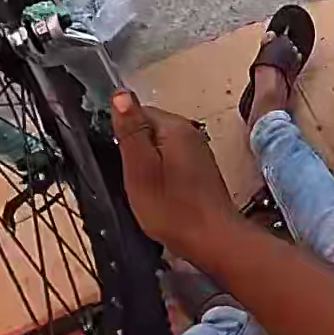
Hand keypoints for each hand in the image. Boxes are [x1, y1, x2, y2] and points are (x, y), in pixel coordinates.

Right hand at [109, 90, 240, 258]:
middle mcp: (190, 133)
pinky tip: (160, 193)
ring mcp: (197, 152)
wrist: (213, 241)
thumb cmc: (173, 207)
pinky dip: (161, 174)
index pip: (138, 112)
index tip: (122, 159)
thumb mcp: (140, 168)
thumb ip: (130, 130)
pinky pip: (171, 162)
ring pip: (159, 147)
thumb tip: (120, 93)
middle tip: (132, 177)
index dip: (123, 135)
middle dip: (135, 149)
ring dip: (148, 164)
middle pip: (149, 129)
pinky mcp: (200, 170)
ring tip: (145, 188)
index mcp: (174, 126)